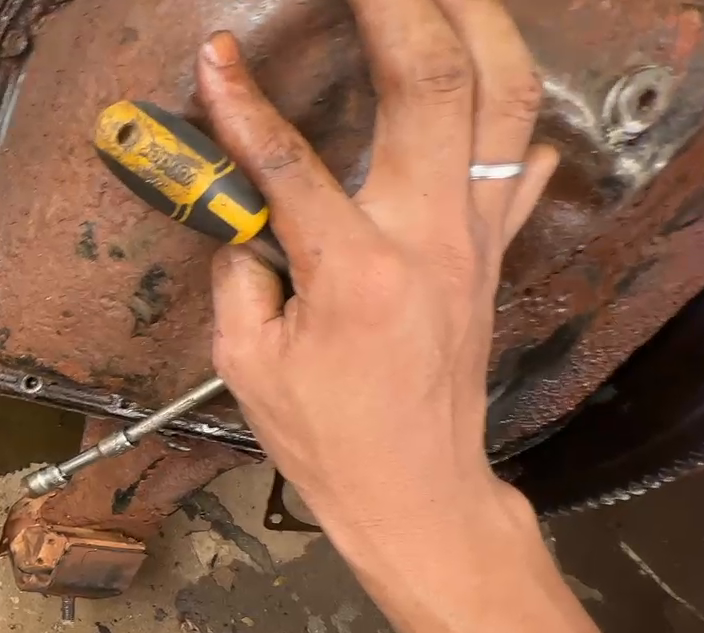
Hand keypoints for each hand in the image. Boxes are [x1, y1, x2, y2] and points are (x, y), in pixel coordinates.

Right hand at [198, 0, 557, 551]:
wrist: (408, 480)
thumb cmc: (319, 431)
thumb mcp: (245, 362)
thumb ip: (241, 280)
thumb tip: (246, 227)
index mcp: (350, 271)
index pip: (287, 166)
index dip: (243, 107)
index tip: (217, 59)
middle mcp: (427, 236)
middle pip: (433, 89)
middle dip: (402, 12)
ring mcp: (475, 237)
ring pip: (502, 97)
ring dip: (477, 27)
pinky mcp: (494, 251)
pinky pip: (521, 152)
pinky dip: (508, 99)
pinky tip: (483, 80)